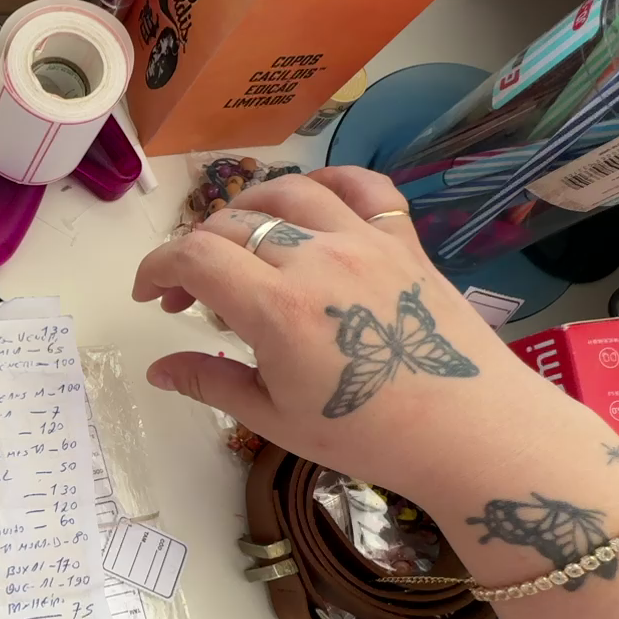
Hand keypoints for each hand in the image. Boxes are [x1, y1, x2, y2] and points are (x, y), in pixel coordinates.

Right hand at [133, 168, 566, 502]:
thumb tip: (157, 369)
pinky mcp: (403, 241)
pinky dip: (323, 183)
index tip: (147, 295)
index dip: (156, 267)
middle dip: (189, 253)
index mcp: (276, 309)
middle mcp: (316, 260)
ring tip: (232, 245)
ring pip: (285, 194)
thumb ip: (208, 382)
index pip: (194, 257)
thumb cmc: (363, 434)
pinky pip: (362, 186)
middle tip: (184, 298)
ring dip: (242, 212)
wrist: (471, 432)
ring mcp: (365, 243)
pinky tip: (304, 205)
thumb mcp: (270, 416)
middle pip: (230, 224)